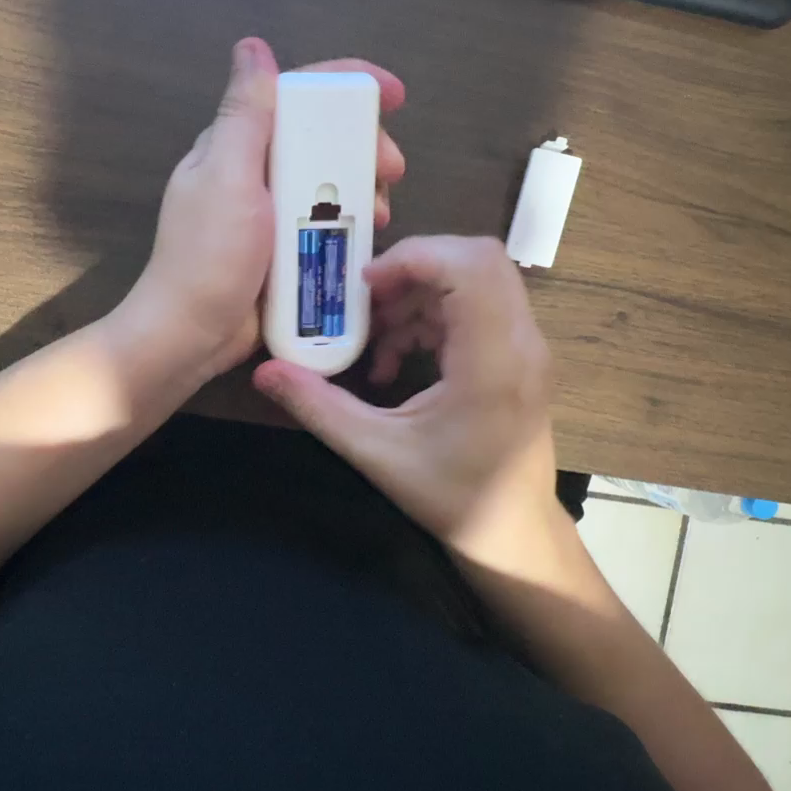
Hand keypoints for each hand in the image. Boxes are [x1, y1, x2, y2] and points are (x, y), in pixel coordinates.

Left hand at [116, 38, 406, 379]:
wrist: (192, 336)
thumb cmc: (208, 257)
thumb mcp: (227, 178)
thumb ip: (244, 115)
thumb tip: (252, 47)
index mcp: (234, 147)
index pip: (294, 96)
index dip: (347, 85)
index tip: (394, 95)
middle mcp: (252, 173)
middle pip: (321, 139)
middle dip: (364, 146)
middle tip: (393, 170)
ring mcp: (268, 214)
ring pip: (328, 182)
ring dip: (362, 188)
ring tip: (381, 213)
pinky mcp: (282, 250)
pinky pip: (325, 224)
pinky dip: (350, 224)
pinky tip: (369, 237)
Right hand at [252, 236, 559, 546]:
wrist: (513, 532)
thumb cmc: (451, 496)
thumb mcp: (375, 453)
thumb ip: (319, 407)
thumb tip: (265, 371)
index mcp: (492, 361)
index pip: (470, 266)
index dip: (413, 257)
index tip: (363, 286)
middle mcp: (520, 341)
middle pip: (476, 259)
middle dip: (412, 268)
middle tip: (363, 302)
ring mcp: (525, 346)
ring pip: (475, 280)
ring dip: (417, 296)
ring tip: (372, 339)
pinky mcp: (518, 355)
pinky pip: (476, 307)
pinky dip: (430, 317)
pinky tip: (394, 359)